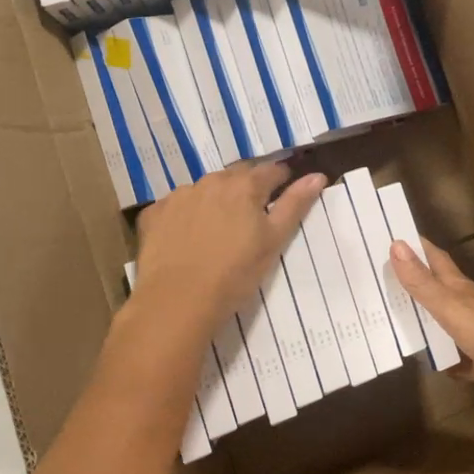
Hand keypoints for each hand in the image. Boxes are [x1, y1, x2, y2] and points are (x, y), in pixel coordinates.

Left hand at [132, 163, 325, 336]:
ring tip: (219, 229)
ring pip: (205, 189)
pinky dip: (186, 214)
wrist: (176, 302)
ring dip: (216, 199)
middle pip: (237, 176)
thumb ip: (295, 204)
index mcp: (245, 185)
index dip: (282, 180)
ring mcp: (180, 195)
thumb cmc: (235, 274)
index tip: (284, 193)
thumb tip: (318, 176)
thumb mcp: (274, 241)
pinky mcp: (155, 213)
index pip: (272, 171)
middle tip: (252, 216)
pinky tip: (188, 238)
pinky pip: (177, 205)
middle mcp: (212, 181)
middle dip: (248, 188)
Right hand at [389, 241, 473, 413]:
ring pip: (443, 325)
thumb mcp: (450, 305)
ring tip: (390, 323)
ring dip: (423, 323)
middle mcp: (468, 306)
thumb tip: (396, 243)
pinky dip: (442, 360)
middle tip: (377, 283)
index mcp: (460, 287)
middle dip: (410, 285)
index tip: (390, 237)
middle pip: (436, 291)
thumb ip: (422, 281)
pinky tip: (426, 365)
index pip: (435, 258)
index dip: (415, 247)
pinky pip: (456, 360)